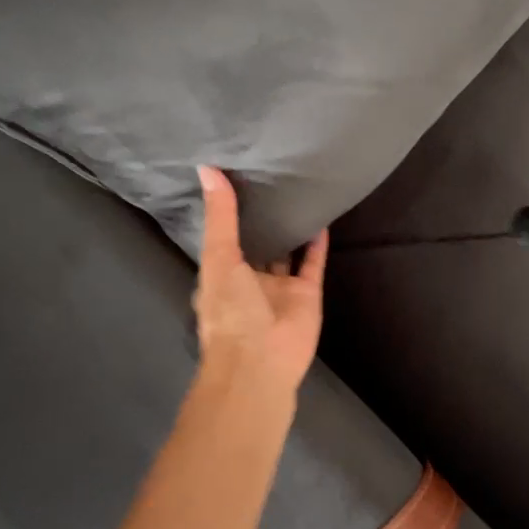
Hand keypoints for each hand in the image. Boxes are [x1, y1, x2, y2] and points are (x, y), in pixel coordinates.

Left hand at [193, 166, 328, 391]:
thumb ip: (220, 217)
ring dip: (290, 229)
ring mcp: (280, 288)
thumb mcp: (219, 258)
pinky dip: (317, 244)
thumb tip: (208, 169)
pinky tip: (321, 217)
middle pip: (257, 244)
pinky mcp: (307, 294)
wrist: (261, 360)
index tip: (235, 180)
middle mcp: (249, 281)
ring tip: (297, 194)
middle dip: (262, 220)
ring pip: (285, 253)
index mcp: (220, 275)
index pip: (224, 239)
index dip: (228, 214)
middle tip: (270, 180)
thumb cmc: (230, 310)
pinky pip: (312, 264)